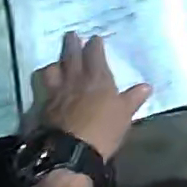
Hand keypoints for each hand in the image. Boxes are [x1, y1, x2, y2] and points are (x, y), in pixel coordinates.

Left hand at [24, 32, 152, 158]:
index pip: (95, 56)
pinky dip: (42, 85)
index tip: (94, 38)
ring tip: (56, 63)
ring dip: (54, 64)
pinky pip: (39, 90)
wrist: (70, 151)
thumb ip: (133, 98)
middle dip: (72, 45)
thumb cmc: (103, 130)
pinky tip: (43, 89)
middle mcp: (74, 81)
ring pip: (51, 71)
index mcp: (97, 79)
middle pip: (71, 57)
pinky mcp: (41, 108)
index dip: (95, 46)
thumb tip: (146, 86)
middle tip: (71, 35)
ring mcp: (55, 93)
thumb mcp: (125, 114)